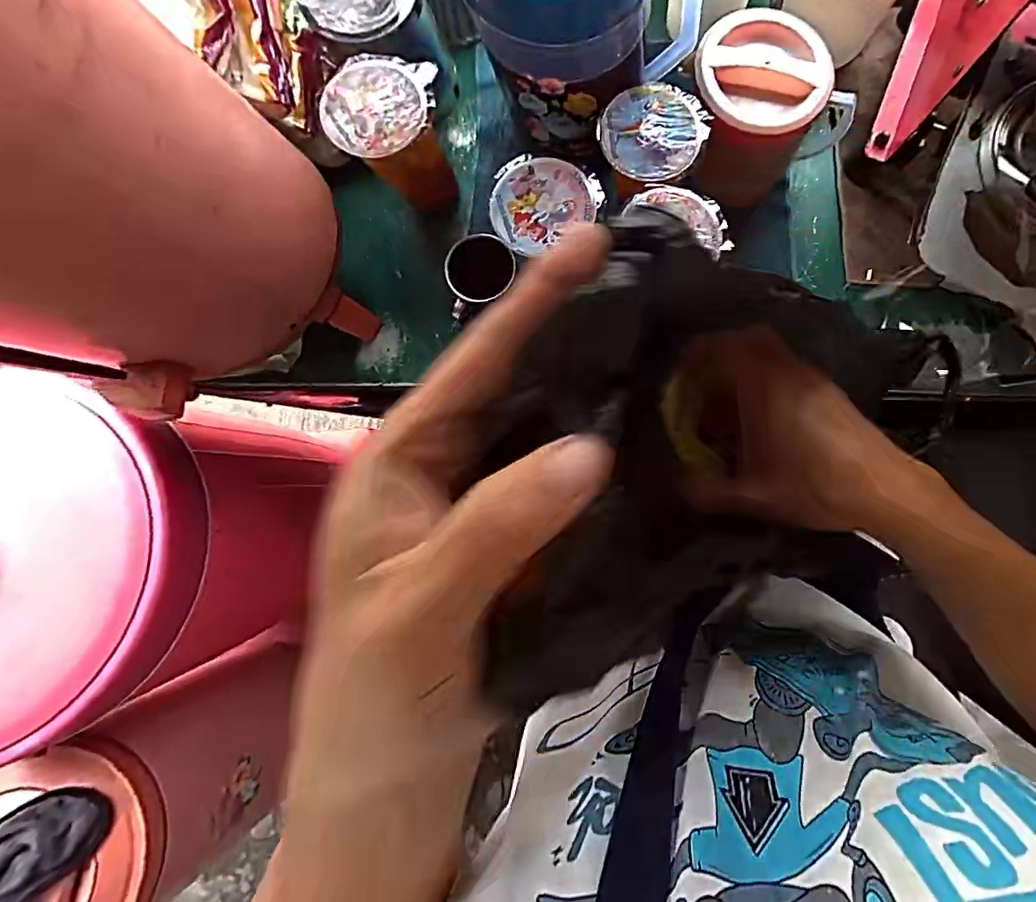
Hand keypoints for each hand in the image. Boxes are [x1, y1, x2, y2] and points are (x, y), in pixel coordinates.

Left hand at [274, 225, 612, 901]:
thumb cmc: (377, 703)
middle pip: (517, 384)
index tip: (588, 241)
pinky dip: (607, 449)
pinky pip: (569, 479)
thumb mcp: (421, 611)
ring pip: (548, 427)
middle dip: (574, 329)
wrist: (391, 795)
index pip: (476, 364)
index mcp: (401, 463)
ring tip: (659, 340)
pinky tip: (649, 430)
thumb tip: (591, 449)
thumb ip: (498, 526)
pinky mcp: (523, 538)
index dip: (533, 301)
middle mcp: (446, 468)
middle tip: (642, 283)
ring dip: (597, 386)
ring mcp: (488, 504)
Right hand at [681, 327, 933, 533]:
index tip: (682, 369)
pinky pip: (788, 370)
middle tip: (703, 382)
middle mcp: (790, 371)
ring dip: (745, 369)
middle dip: (721, 355)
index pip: (725, 345)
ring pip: (771, 355)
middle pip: (750, 340)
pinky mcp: (829, 391)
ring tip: (729, 405)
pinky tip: (763, 419)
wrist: (884, 488)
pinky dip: (767, 381)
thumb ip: (709, 491)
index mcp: (766, 385)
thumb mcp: (754, 496)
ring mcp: (813, 378)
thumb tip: (682, 485)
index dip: (698, 352)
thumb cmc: (817, 487)